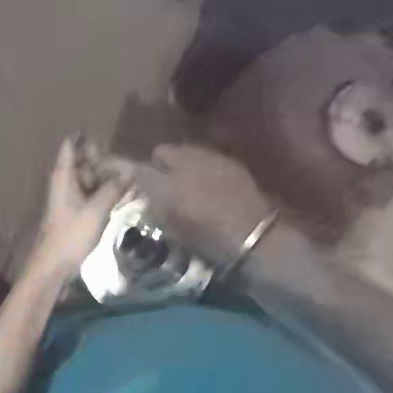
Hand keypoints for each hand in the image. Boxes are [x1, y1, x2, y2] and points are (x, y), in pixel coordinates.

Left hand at [23, 137, 128, 280]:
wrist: (53, 267)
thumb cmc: (71, 235)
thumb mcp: (96, 210)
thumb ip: (113, 189)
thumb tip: (128, 172)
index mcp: (64, 177)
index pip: (71, 146)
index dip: (84, 135)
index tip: (101, 127)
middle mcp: (67, 184)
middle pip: (85, 163)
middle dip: (105, 160)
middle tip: (130, 159)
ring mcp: (72, 200)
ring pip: (92, 181)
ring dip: (109, 178)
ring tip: (134, 176)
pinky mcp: (78, 214)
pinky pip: (94, 196)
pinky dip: (107, 193)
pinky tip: (125, 195)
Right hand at [128, 144, 273, 263]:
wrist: (254, 237)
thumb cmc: (212, 243)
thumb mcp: (176, 233)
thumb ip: (159, 212)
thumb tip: (152, 201)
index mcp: (166, 188)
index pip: (139, 171)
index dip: (138, 179)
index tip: (142, 189)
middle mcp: (184, 166)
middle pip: (161, 151)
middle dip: (160, 163)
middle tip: (165, 181)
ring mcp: (208, 159)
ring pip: (184, 149)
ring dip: (182, 161)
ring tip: (188, 178)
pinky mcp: (229, 160)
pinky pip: (207, 155)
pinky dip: (203, 164)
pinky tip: (211, 180)